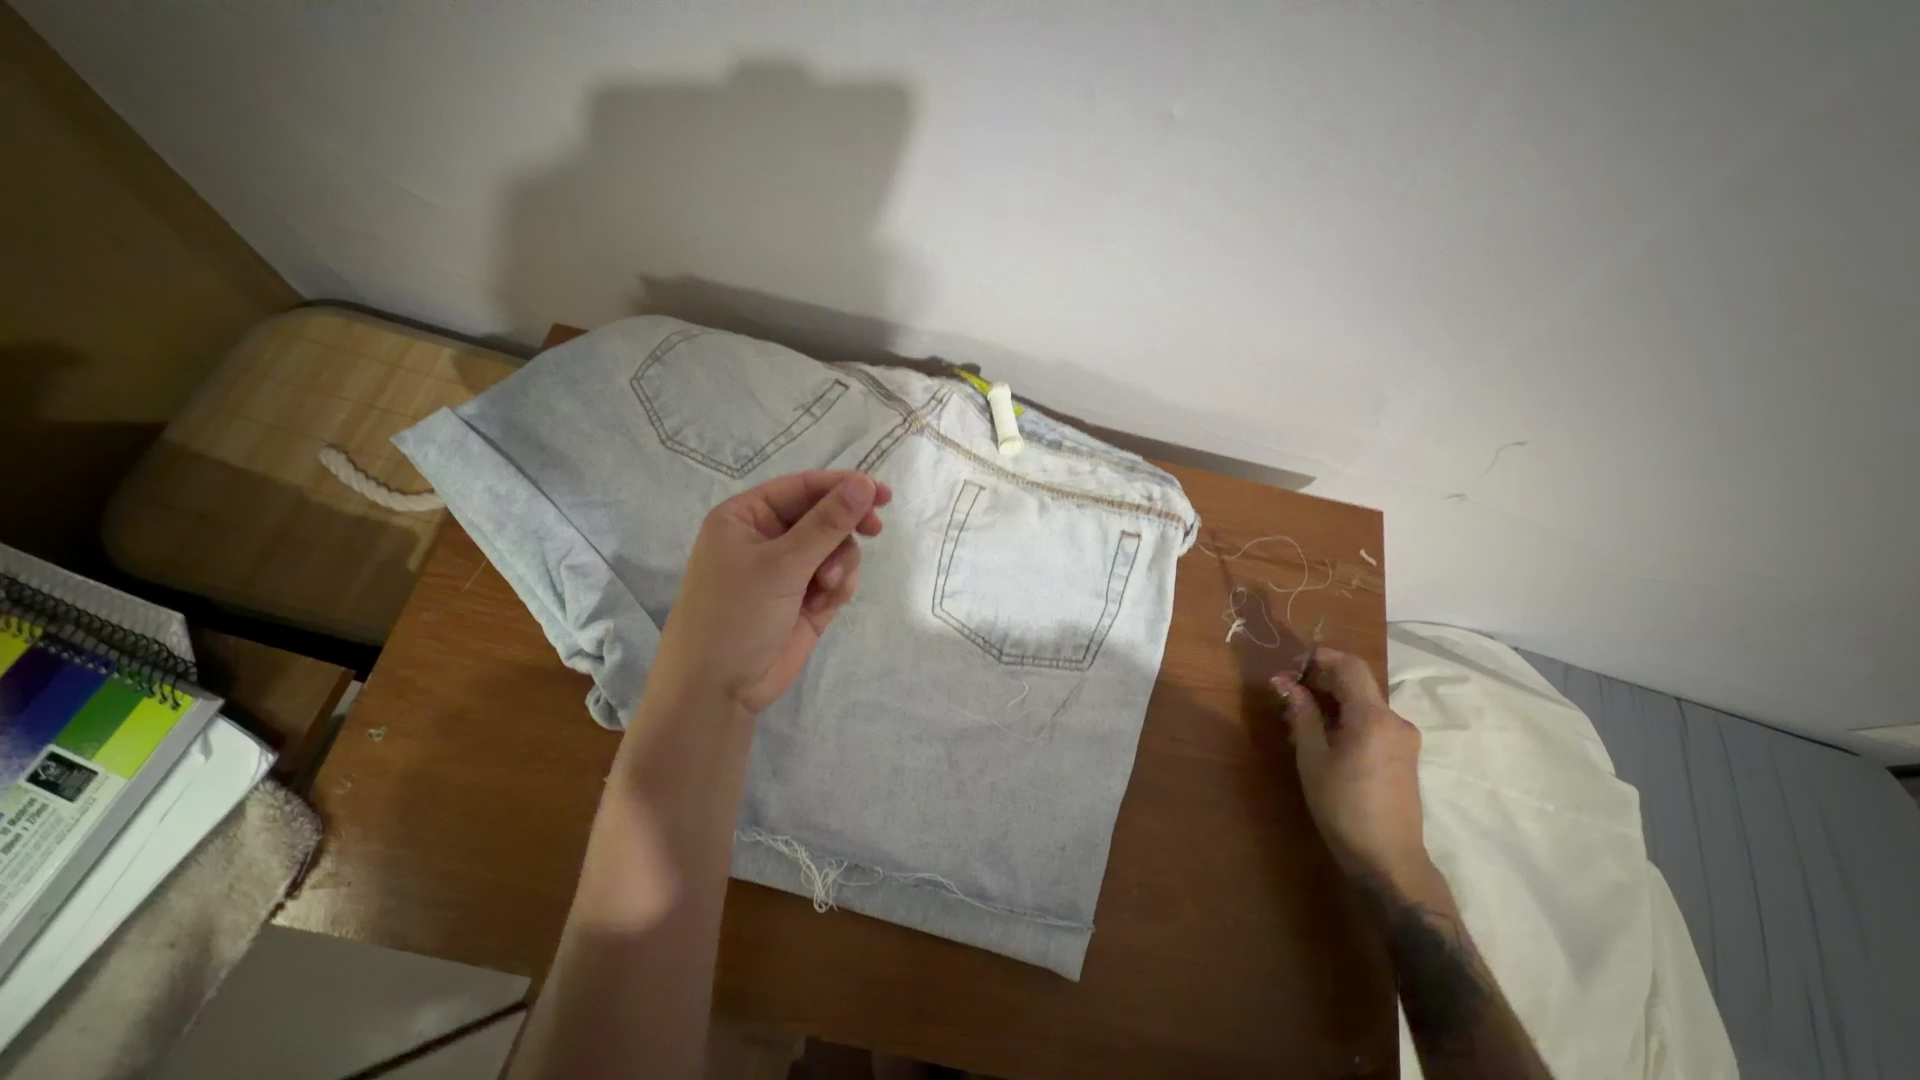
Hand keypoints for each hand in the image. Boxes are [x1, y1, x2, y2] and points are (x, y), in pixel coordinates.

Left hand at [652, 470, 892, 714]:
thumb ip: (827, 523)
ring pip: (836, 548)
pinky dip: (840, 586)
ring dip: (841, 562)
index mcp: (746, 517)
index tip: (882, 494)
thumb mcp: (781, 564)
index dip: (843, 486)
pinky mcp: (805, 601)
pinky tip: (827, 602)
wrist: (717, 688)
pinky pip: (837, 578)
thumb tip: (865, 483)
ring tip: (828, 586)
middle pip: (824, 516)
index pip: (802, 488)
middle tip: (874, 529)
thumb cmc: (736, 614)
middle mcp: (766, 538)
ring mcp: (787, 571)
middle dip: (845, 528)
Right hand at [1273, 648, 1432, 893]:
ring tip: (1298, 721)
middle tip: (1287, 693)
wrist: (1388, 858)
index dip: (1321, 657)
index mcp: (1373, 717)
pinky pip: (1372, 723)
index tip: (1291, 663)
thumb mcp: (1313, 759)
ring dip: (1332, 703)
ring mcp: (1404, 739)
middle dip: (1321, 682)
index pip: (1350, 667)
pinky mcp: (1404, 755)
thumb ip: (1302, 716)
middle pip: (1357, 685)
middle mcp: (1395, 720)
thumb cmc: (1343, 807)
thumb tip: (1287, 684)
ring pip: (1364, 705)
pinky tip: (1323, 739)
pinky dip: (1347, 720)